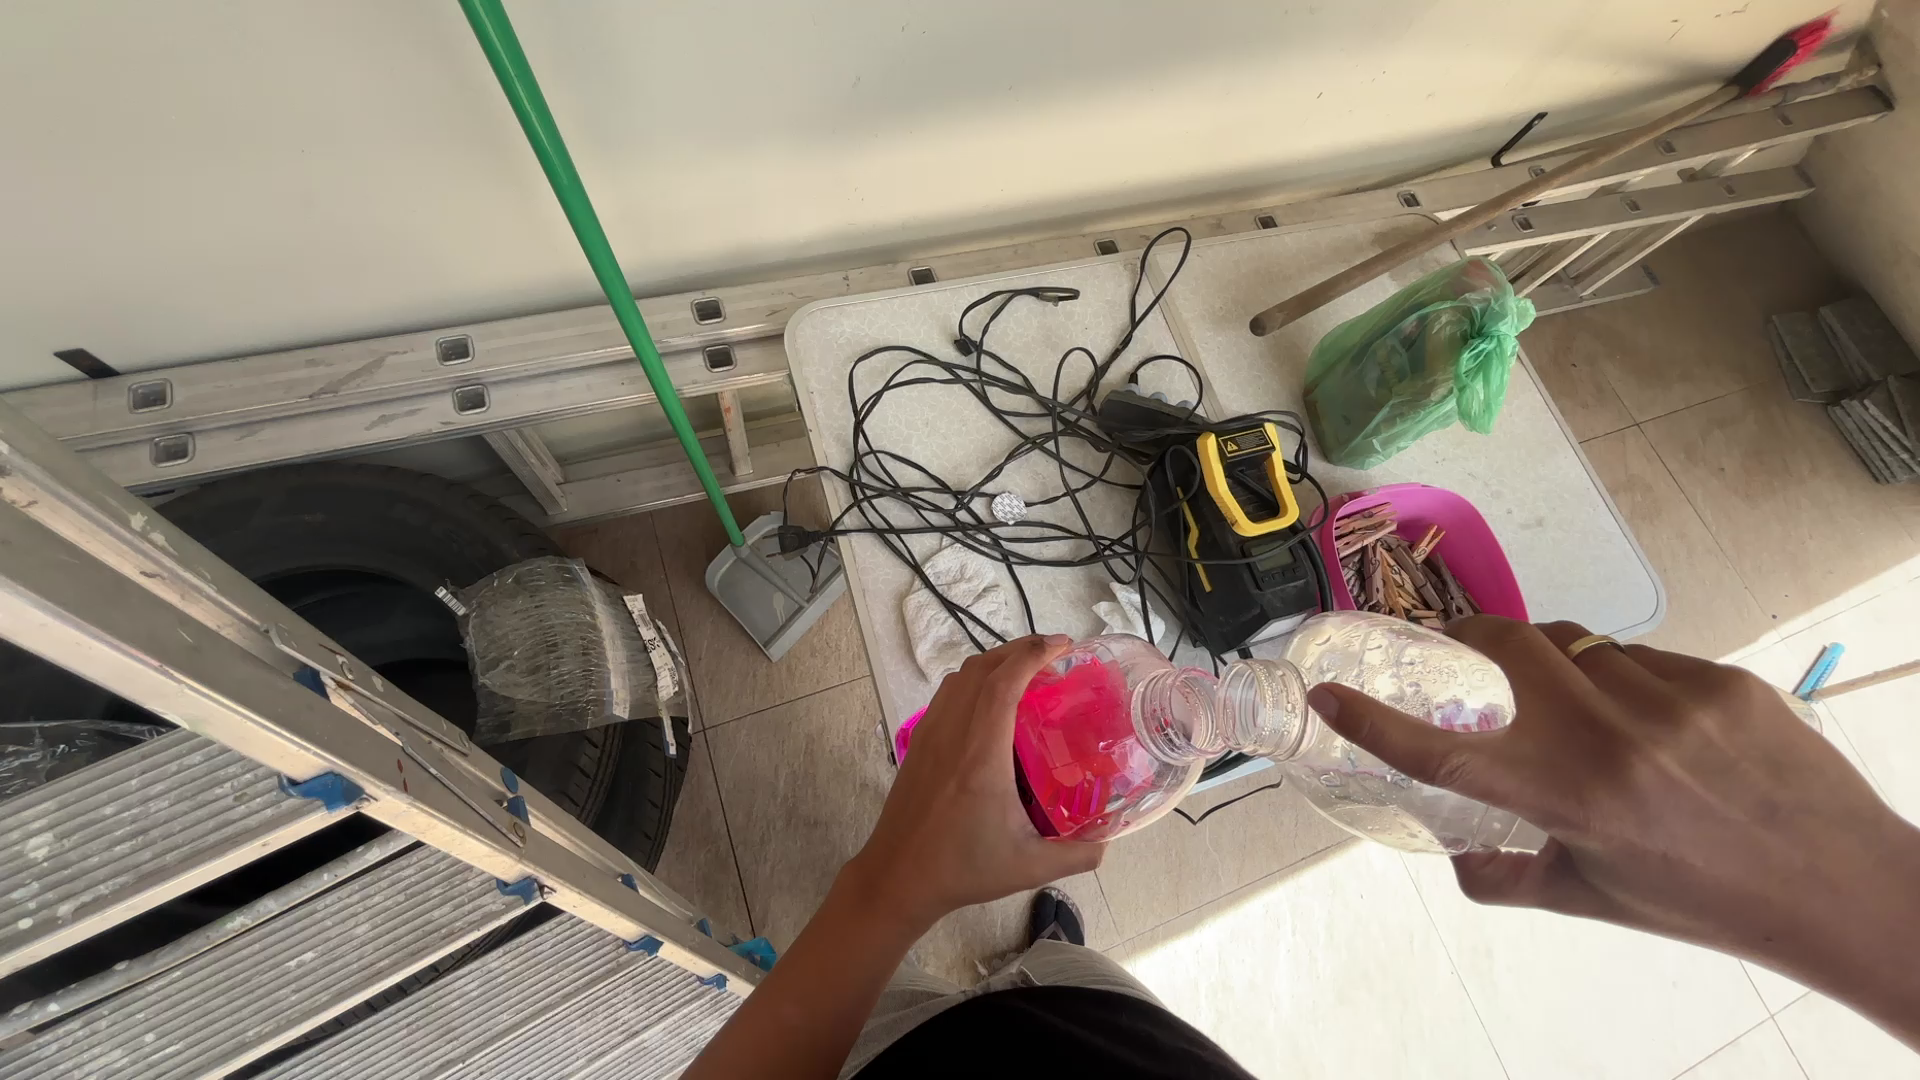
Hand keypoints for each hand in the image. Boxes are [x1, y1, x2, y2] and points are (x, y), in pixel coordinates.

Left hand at [846, 634, 1105, 928]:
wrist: (897, 875)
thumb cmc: (962, 868)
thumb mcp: (1028, 867)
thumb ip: (1075, 855)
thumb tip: (1108, 843)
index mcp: (981, 753)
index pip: (1004, 682)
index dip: (1034, 654)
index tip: (1064, 645)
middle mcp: (953, 731)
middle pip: (983, 666)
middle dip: (1021, 648)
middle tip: (1055, 653)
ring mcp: (930, 731)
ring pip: (961, 674)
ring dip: (996, 660)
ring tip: (1027, 670)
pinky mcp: (919, 739)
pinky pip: (948, 692)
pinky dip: (974, 678)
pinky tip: (992, 698)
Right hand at [1307, 617, 1919, 1027]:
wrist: (1861, 895)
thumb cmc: (1705, 902)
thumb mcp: (1592, 899)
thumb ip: (1506, 878)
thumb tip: (1453, 859)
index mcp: (1563, 799)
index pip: (1439, 753)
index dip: (1371, 720)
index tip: (1326, 694)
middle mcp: (1606, 741)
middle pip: (1506, 646)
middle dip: (1469, 635)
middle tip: (1462, 649)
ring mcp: (1668, 701)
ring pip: (1572, 643)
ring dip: (1551, 659)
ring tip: (1569, 691)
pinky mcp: (1721, 681)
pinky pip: (1637, 655)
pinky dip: (1618, 674)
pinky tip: (1648, 714)